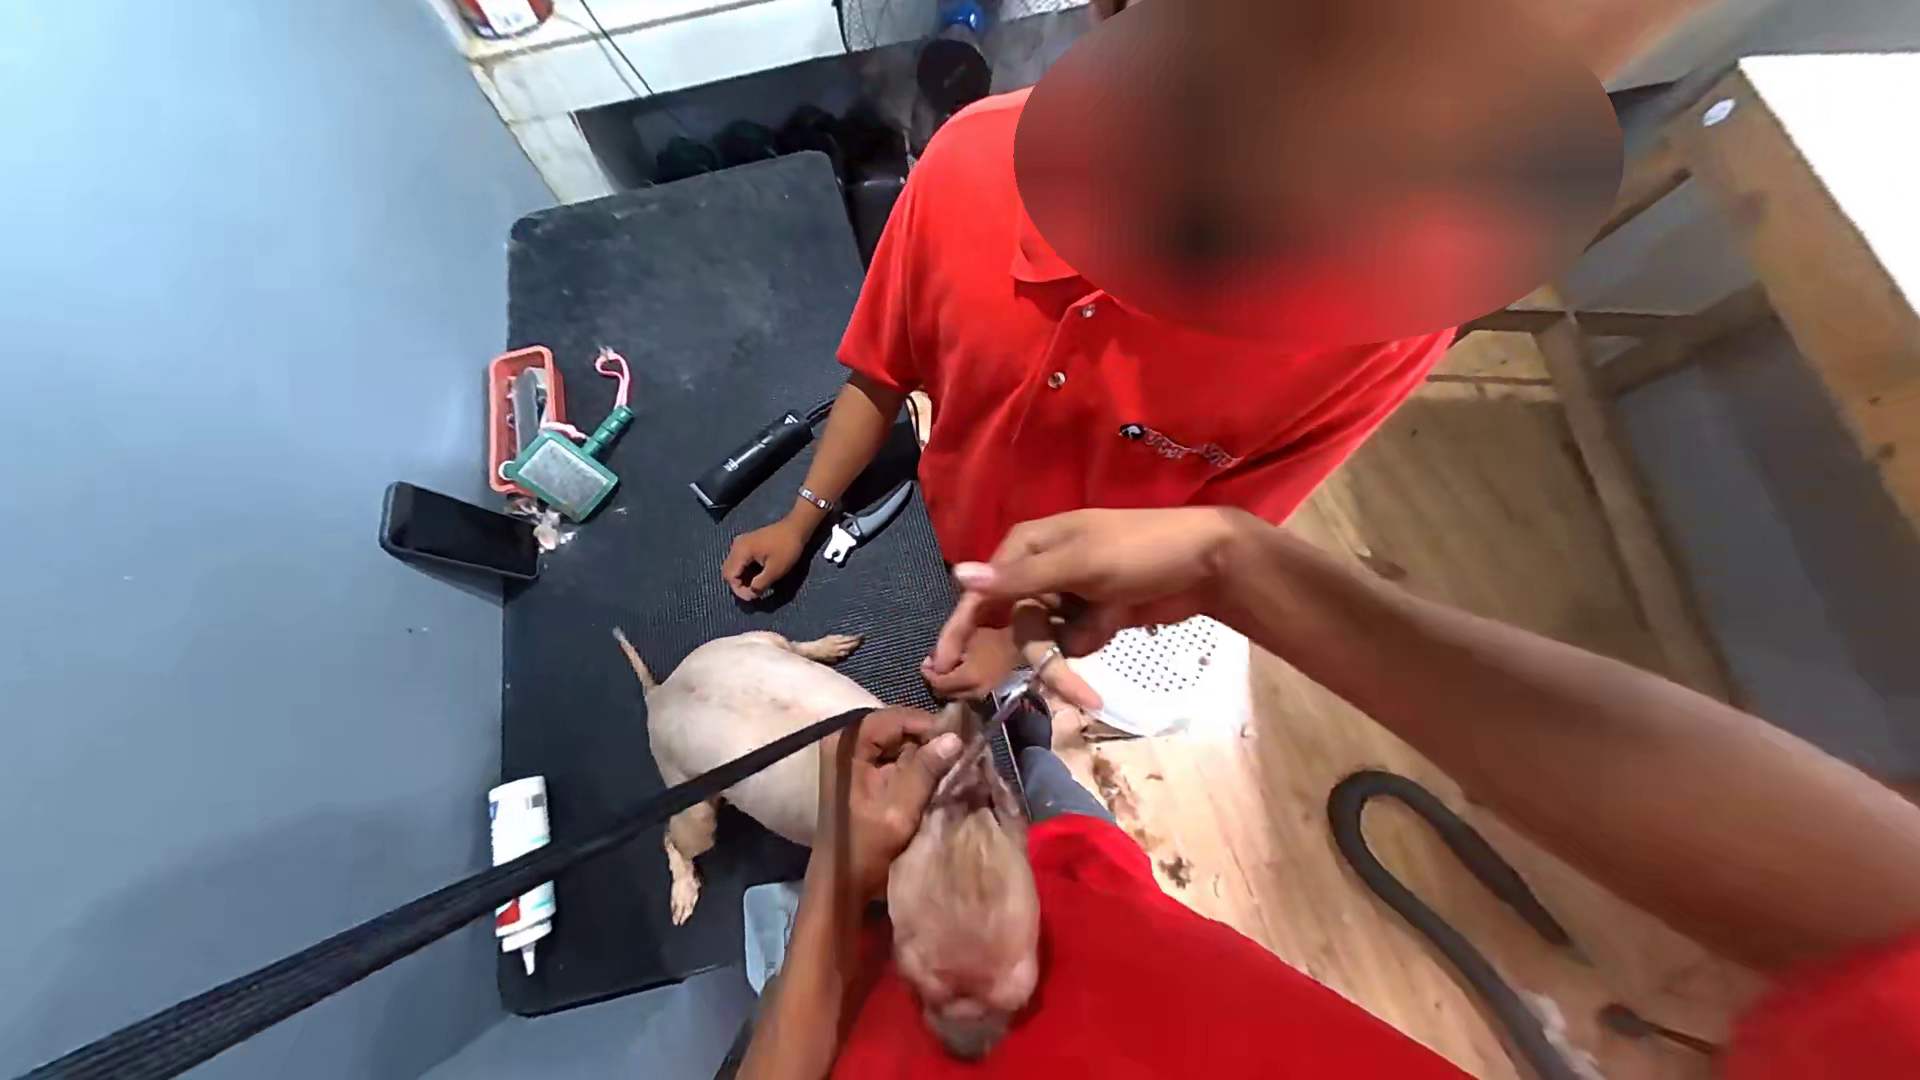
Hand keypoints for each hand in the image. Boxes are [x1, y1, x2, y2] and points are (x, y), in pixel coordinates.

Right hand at [722, 516, 813, 600]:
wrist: (796, 527)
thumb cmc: (787, 548)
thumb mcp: (775, 570)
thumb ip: (760, 585)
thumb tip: (750, 595)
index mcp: (740, 551)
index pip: (729, 576)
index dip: (738, 590)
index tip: (753, 597)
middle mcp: (736, 546)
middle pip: (728, 571)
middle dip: (738, 585)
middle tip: (753, 593)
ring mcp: (741, 543)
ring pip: (733, 566)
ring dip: (742, 578)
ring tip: (756, 586)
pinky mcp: (747, 543)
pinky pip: (739, 560)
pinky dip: (745, 571)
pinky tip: (756, 576)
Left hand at [813, 707, 963, 901]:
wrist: (840, 884)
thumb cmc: (864, 849)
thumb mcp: (899, 810)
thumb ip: (926, 771)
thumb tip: (956, 737)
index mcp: (848, 742)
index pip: (897, 717)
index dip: (931, 725)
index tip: (961, 740)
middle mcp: (845, 738)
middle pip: (898, 723)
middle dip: (929, 737)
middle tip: (960, 751)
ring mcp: (851, 751)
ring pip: (898, 737)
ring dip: (923, 750)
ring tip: (951, 762)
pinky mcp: (859, 765)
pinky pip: (893, 751)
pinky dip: (914, 761)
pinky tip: (933, 773)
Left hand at [919, 624, 1019, 700]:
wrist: (1023, 634)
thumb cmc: (993, 629)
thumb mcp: (965, 636)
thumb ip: (945, 652)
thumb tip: (931, 665)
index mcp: (969, 677)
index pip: (940, 685)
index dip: (929, 674)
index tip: (926, 661)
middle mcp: (978, 691)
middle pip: (948, 694)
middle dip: (937, 680)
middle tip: (933, 664)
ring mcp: (988, 692)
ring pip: (959, 695)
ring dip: (950, 683)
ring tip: (947, 666)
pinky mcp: (994, 690)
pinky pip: (971, 692)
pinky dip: (962, 684)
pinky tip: (962, 670)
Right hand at [926, 507, 1251, 708]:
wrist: (1206, 563)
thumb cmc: (1140, 551)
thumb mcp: (1078, 563)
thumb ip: (1019, 578)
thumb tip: (957, 577)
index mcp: (1027, 547)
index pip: (982, 592)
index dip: (958, 628)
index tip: (939, 668)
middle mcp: (1040, 571)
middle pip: (1018, 625)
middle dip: (1043, 655)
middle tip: (1075, 688)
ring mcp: (1066, 595)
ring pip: (1044, 639)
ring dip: (1070, 653)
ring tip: (1109, 632)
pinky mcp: (1089, 615)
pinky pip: (1071, 642)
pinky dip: (1089, 641)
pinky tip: (1117, 620)